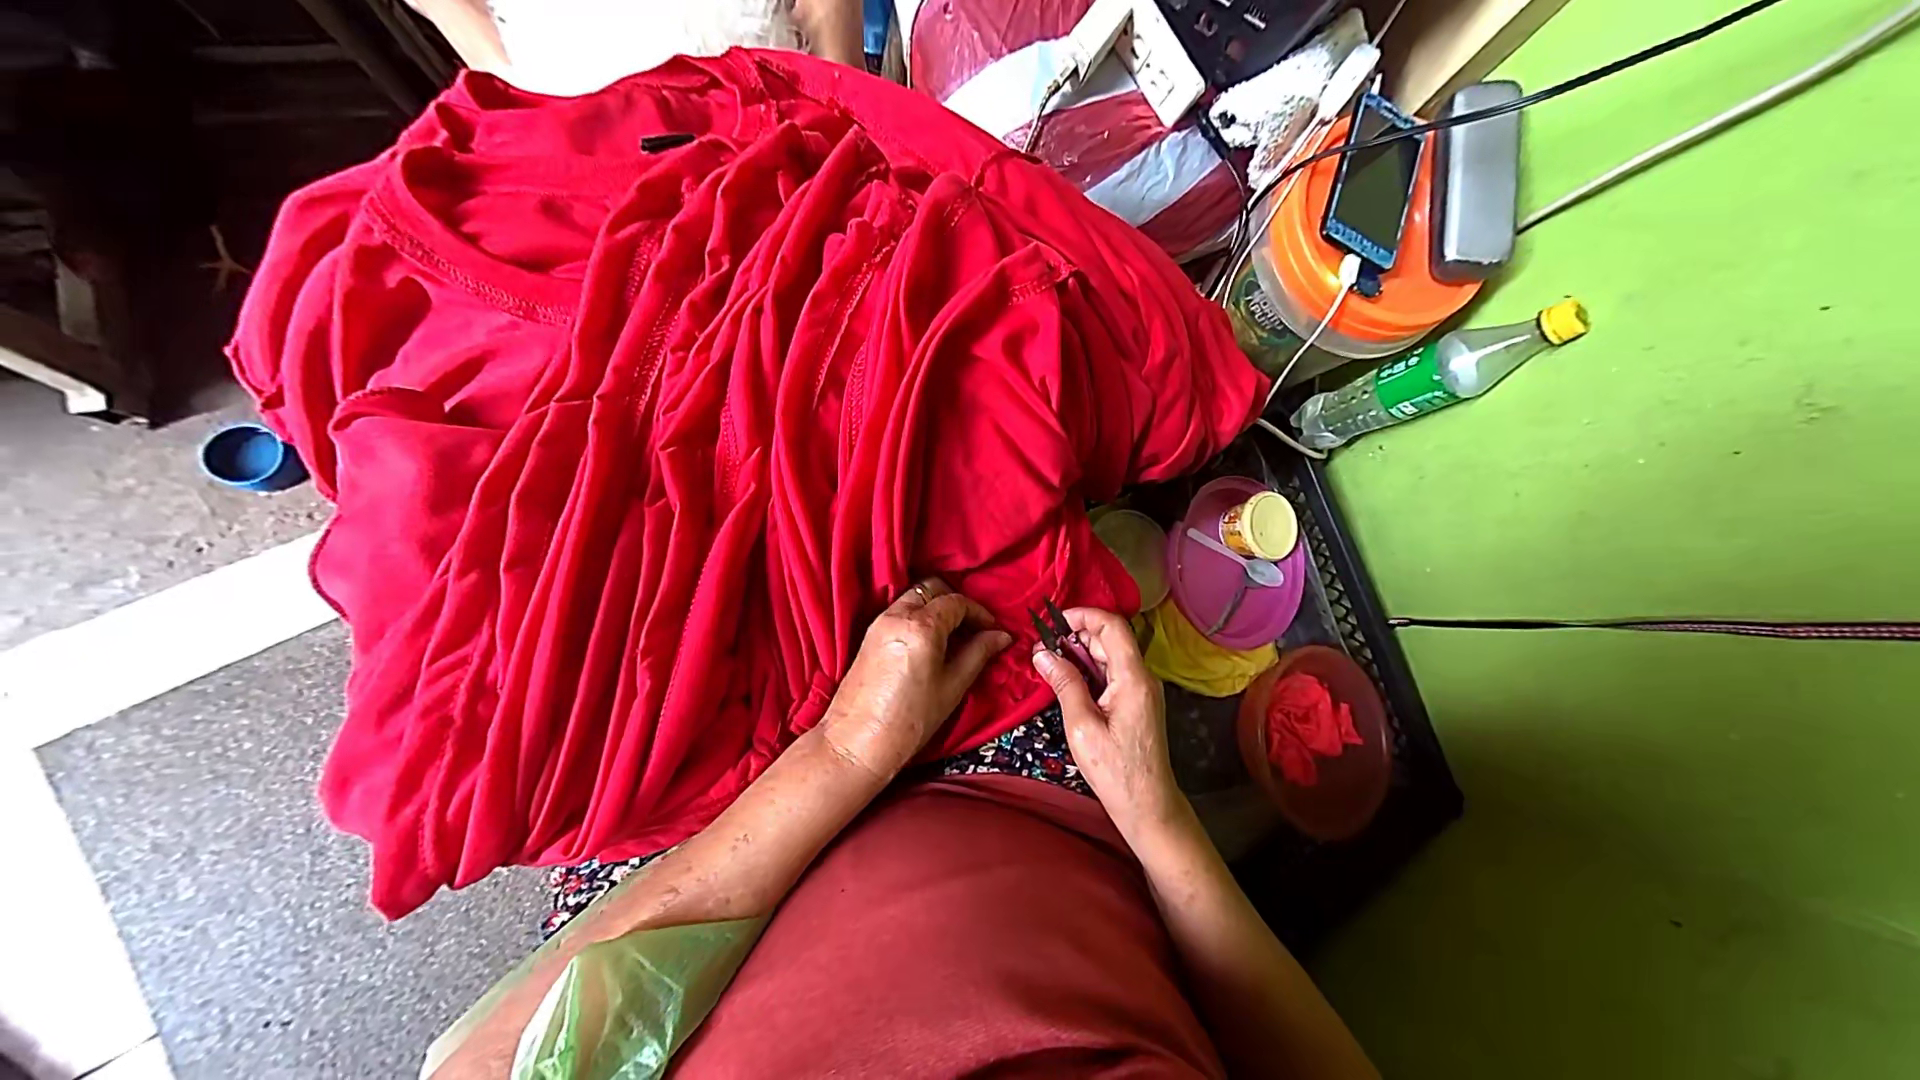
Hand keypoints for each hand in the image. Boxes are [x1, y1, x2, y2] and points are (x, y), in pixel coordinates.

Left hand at [819, 578, 1012, 781]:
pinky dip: (919, 615)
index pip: (956, 602)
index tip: (992, 630)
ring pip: (914, 596)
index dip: (979, 612)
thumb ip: (979, 653)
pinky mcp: (869, 635)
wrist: (858, 741)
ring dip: (936, 606)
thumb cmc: (910, 720)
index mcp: (922, 626)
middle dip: (956, 602)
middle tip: (973, 628)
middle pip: (932, 588)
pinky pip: (899, 610)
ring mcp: (880, 622)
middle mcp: (898, 615)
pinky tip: (930, 642)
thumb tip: (1001, 636)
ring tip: (953, 636)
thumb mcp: (953, 686)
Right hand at [1031, 607, 1184, 836]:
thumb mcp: (1081, 725)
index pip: (1112, 626)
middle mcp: (1142, 677)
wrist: (1147, 805)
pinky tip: (1065, 679)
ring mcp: (1140, 689)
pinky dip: (1087, 669)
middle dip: (1074, 635)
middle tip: (1042, 647)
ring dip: (1078, 653)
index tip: (1053, 622)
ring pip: (1108, 654)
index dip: (1082, 615)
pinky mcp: (1135, 701)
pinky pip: (1110, 672)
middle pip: (1109, 638)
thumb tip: (1042, 653)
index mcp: (1134, 678)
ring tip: (1048, 661)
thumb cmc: (1116, 771)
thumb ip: (1064, 683)